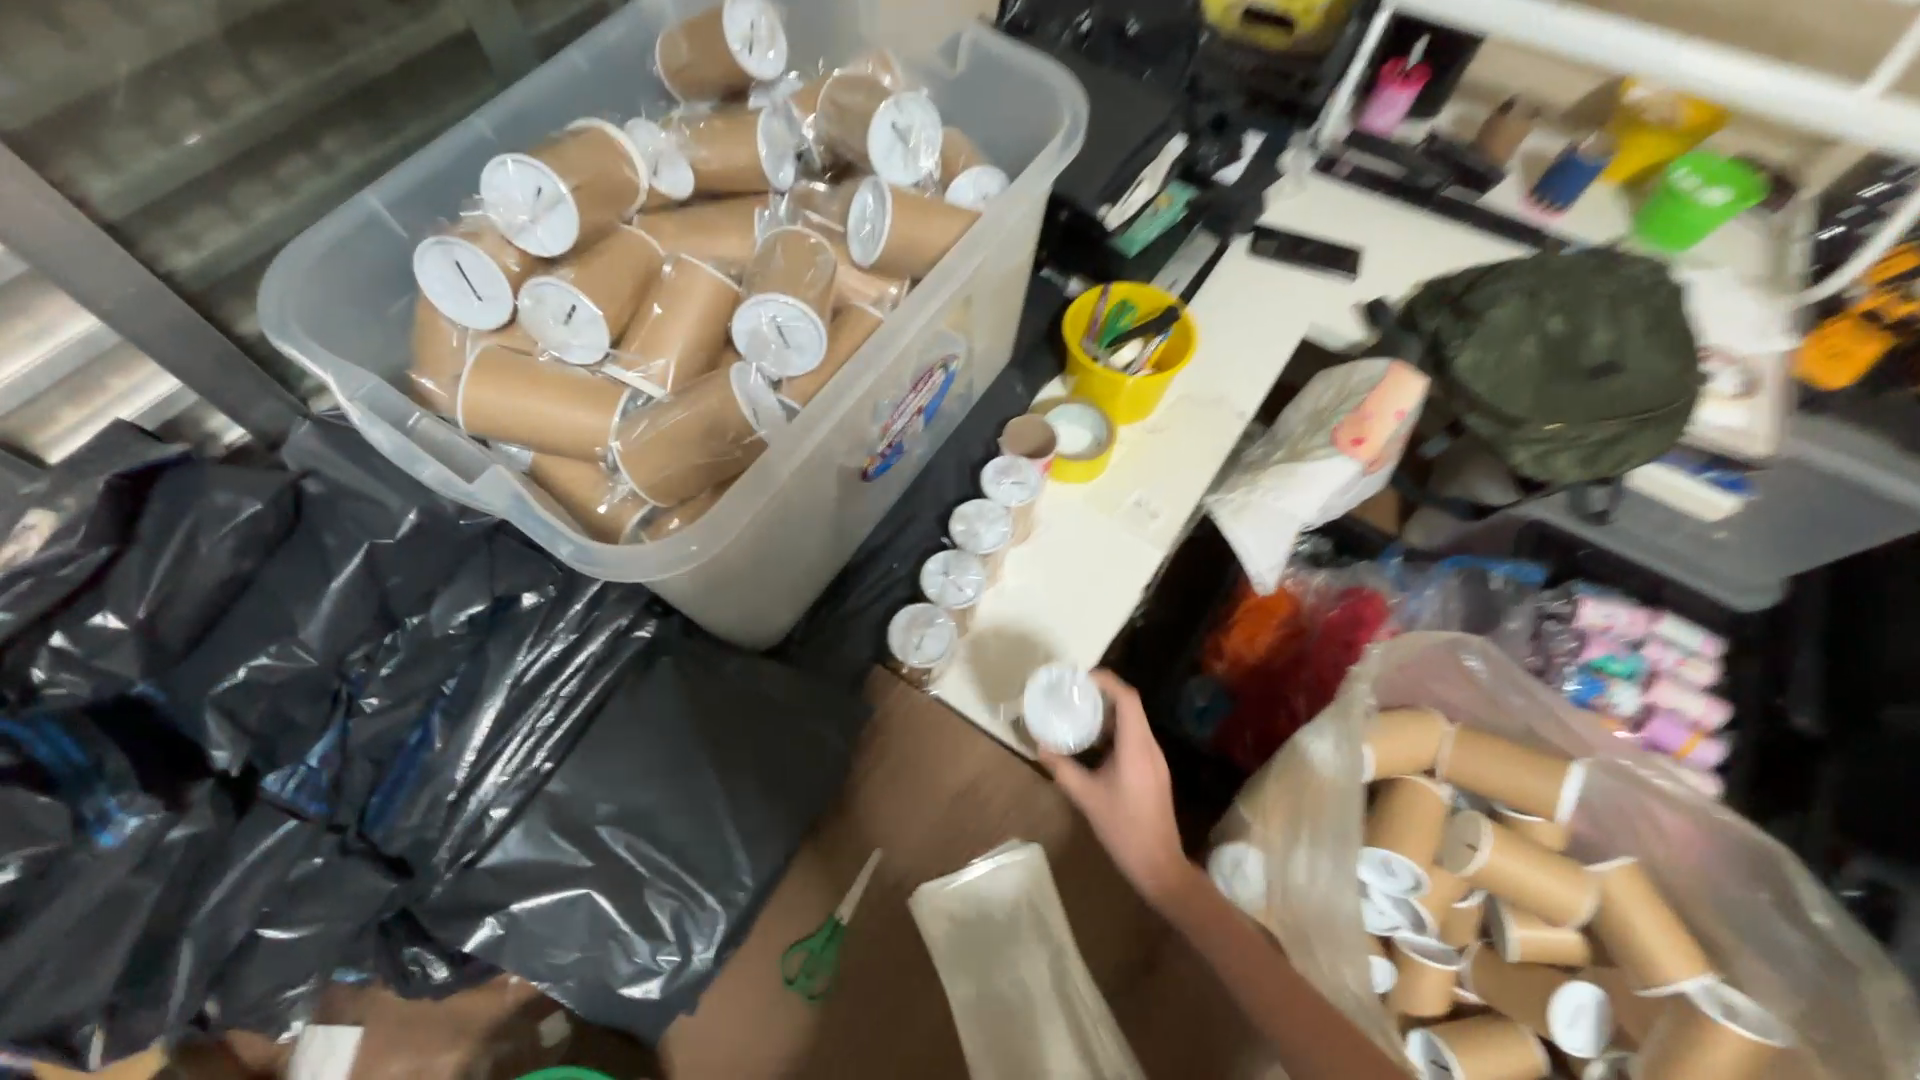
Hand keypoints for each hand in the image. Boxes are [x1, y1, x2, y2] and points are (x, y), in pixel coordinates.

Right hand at [1040, 670, 1190, 908]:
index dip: (1107, 682)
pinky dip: (1115, 733)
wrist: (1158, 863)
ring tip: (1079, 716)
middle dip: (1103, 696)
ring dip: (1109, 716)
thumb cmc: (1122, 828)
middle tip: (1074, 695)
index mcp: (1136, 748)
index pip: (1128, 700)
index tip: (1081, 679)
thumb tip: (1040, 747)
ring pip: (1134, 724)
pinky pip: (1135, 740)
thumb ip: (1063, 769)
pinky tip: (1095, 745)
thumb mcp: (1086, 798)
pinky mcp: (1154, 772)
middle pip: (1131, 708)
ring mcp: (1156, 760)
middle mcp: (1150, 747)